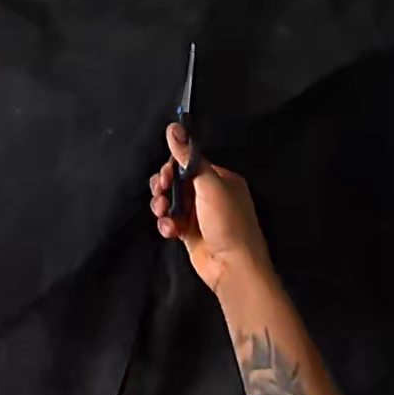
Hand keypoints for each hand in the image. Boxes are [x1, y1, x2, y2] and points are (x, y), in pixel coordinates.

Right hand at [147, 123, 270, 292]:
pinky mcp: (190, 233)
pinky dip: (167, 223)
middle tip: (160, 192)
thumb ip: (188, 156)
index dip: (174, 166)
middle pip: (177, 180)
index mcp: (221, 178)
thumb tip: (173, 126)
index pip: (190, 162)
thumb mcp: (208, 184)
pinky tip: (170, 230)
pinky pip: (172, 220)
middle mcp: (211, 194)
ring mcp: (200, 214)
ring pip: (171, 200)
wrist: (233, 267)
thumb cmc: (227, 221)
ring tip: (162, 213)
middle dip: (164, 186)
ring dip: (162, 205)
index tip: (166, 176)